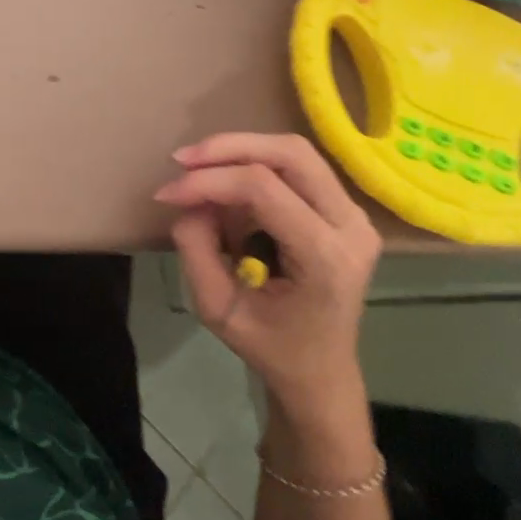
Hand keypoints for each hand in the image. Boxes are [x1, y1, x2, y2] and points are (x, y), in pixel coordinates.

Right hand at [155, 133, 380, 407]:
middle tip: (182, 160)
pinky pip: (296, 167)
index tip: (166, 194)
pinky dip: (253, 164)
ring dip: (240, 151)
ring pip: (294, 152)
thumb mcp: (217, 308)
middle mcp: (351, 227)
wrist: (320, 372)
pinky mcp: (344, 210)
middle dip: (229, 148)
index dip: (208, 182)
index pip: (264, 189)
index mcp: (326, 258)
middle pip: (291, 154)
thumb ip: (197, 249)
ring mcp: (354, 215)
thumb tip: (189, 202)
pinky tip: (224, 183)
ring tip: (197, 167)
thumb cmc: (271, 347)